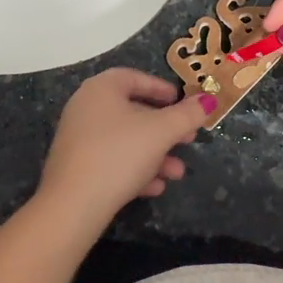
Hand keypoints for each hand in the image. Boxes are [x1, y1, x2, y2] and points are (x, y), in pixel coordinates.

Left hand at [38, 68, 213, 223]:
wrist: (73, 205)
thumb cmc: (119, 154)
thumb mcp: (161, 132)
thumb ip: (187, 115)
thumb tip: (209, 100)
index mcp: (101, 88)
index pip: (134, 78)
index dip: (161, 89)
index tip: (182, 103)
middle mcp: (86, 107)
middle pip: (132, 111)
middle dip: (164, 129)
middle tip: (188, 140)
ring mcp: (79, 138)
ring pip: (125, 140)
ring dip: (154, 154)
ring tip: (177, 173)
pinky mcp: (76, 167)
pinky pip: (111, 160)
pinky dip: (135, 169)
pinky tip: (155, 188)